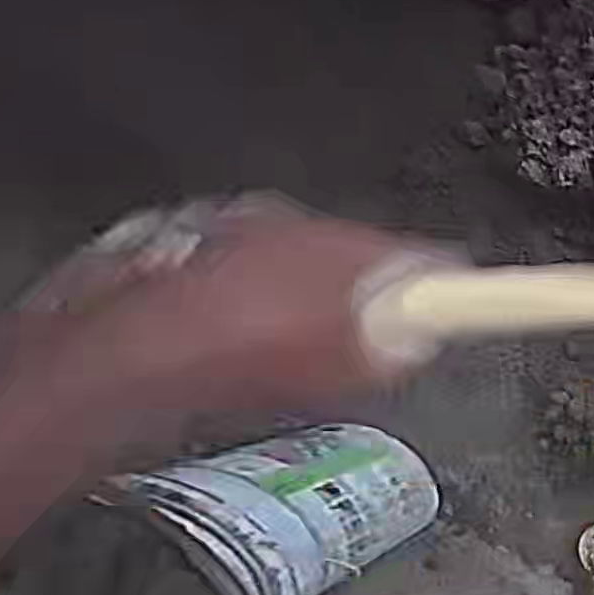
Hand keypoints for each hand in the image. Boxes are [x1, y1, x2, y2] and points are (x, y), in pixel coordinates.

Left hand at [23, 196, 452, 413]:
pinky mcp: (204, 231)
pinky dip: (274, 280)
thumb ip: (406, 349)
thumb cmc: (246, 358)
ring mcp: (252, 222)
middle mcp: (311, 224)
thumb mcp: (363, 372)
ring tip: (312, 328)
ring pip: (318, 251)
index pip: (436, 258)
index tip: (461, 295)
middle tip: (379, 327)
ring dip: (327, 282)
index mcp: (361, 251)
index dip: (454, 282)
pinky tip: (260, 319)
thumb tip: (419, 345)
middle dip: (382, 285)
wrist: (131, 356)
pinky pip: (266, 253)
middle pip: (376, 252)